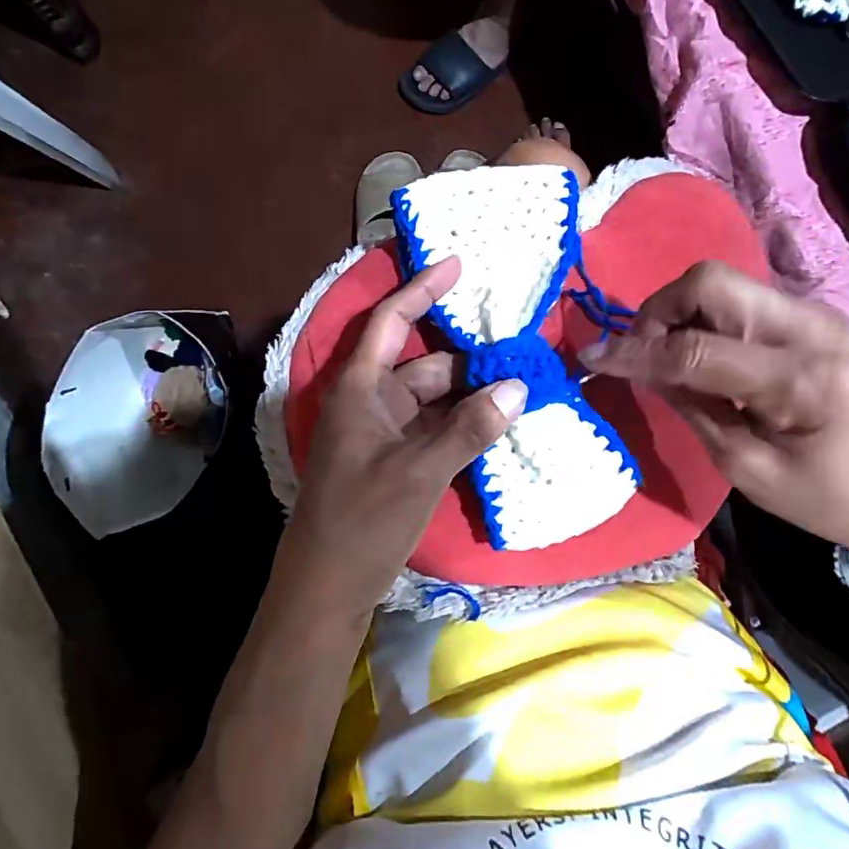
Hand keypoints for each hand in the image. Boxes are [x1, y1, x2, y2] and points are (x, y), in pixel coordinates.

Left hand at [287, 257, 526, 606]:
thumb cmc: (363, 520)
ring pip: (432, 397)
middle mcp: (370, 402)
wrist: (327, 585)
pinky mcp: (394, 459)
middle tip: (519, 348)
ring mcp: (382, 432)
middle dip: (468, 357)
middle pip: (422, 362)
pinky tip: (497, 421)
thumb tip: (519, 388)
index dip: (421, 288)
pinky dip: (462, 422)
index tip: (458, 263)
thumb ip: (469, 428)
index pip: (391, 322)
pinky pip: (433, 426)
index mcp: (360, 389)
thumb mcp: (420, 471)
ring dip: (470, 393)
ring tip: (521, 385)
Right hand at [578, 261, 848, 572]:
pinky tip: (700, 354)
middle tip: (641, 354)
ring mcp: (814, 312)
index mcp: (800, 380)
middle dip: (658, 312)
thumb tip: (636, 363)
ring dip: (677, 313)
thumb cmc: (818, 495)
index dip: (636, 351)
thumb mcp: (741, 465)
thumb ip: (687, 404)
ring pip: (718, 281)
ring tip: (666, 357)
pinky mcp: (809, 312)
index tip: (592, 355)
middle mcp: (811, 327)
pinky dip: (701, 318)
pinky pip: (736, 297)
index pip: (696, 349)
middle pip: (709, 282)